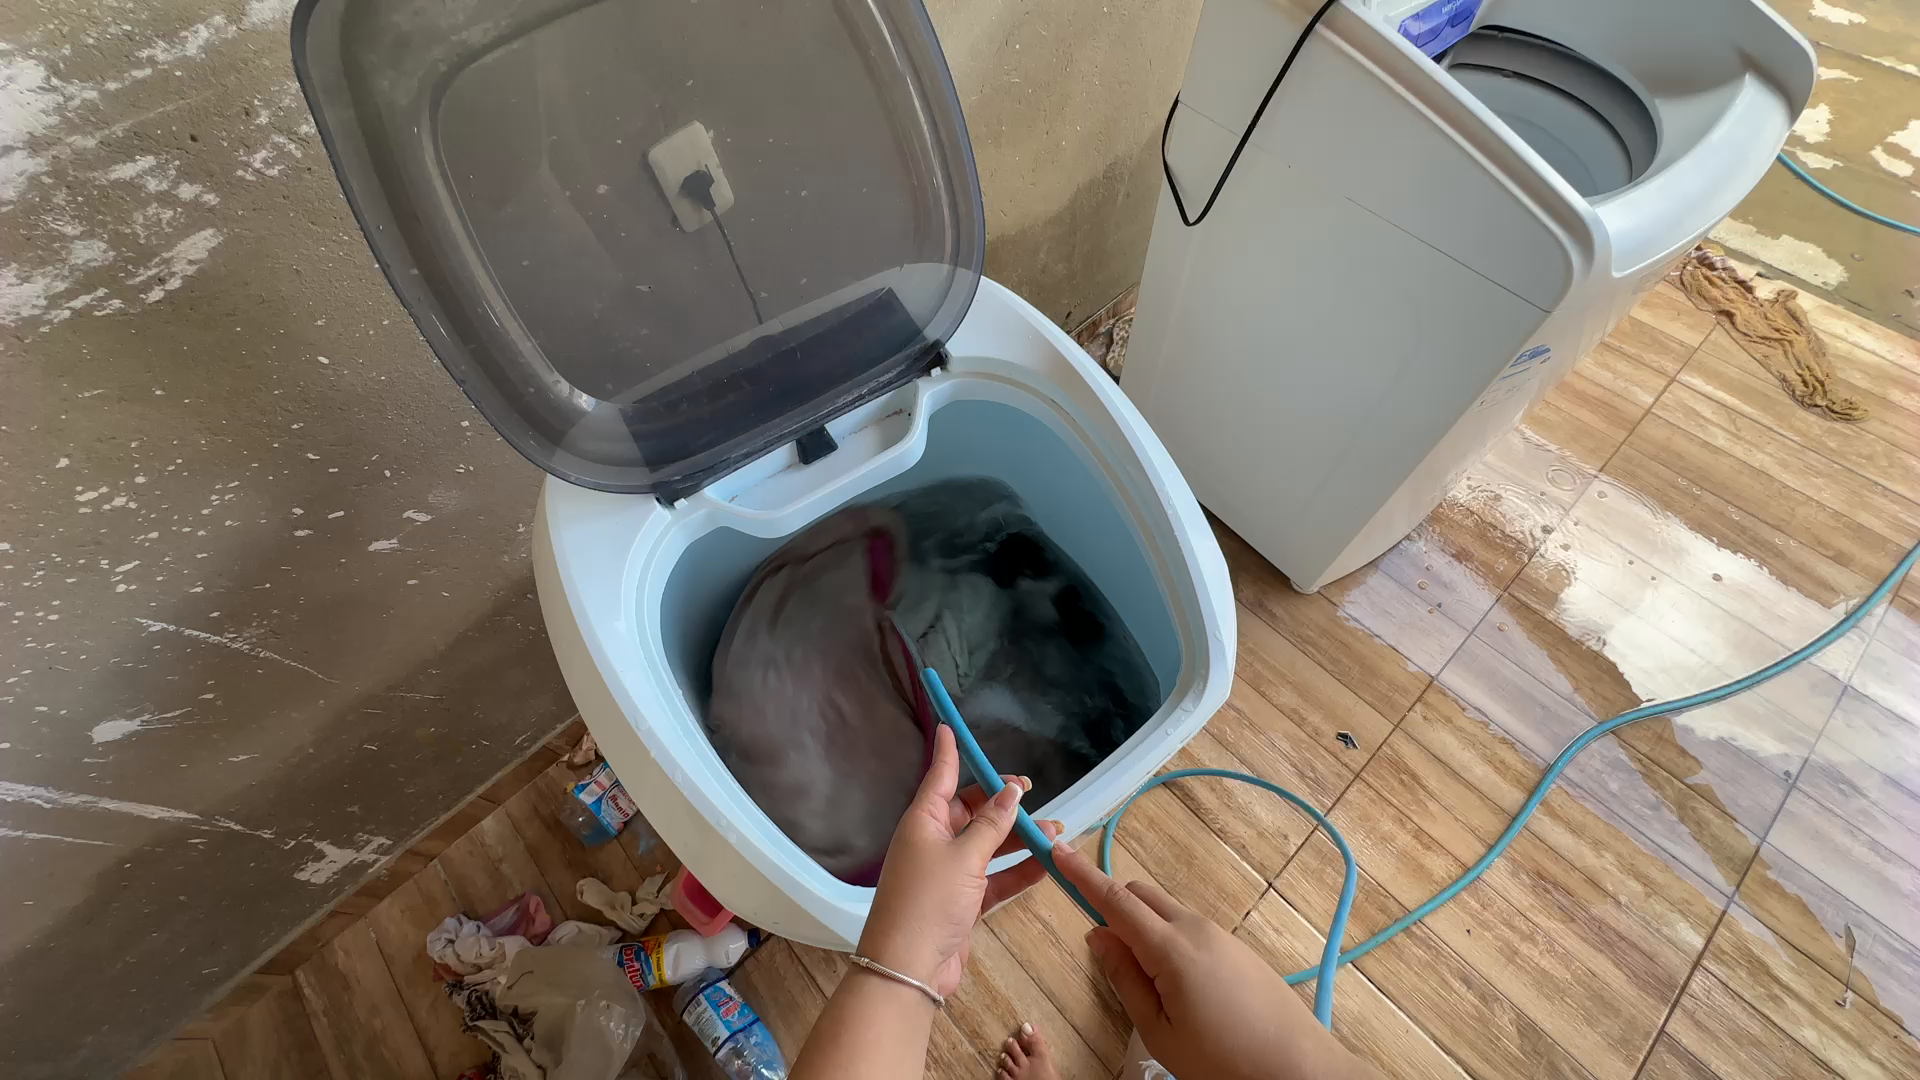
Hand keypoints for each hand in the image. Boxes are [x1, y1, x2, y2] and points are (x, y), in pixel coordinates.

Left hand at [858, 725, 1062, 996]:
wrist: (909, 969)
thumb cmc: (929, 900)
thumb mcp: (964, 857)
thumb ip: (992, 825)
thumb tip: (1011, 792)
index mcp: (924, 820)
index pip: (939, 775)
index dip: (948, 751)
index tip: (951, 725)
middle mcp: (934, 839)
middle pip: (970, 809)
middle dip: (1000, 801)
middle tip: (1029, 791)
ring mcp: (948, 871)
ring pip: (987, 843)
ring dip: (1017, 838)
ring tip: (1054, 829)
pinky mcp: (962, 900)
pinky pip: (994, 876)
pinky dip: (1017, 870)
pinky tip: (1046, 864)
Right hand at [1053, 838, 1377, 1079]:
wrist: (1304, 1073)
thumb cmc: (1224, 1063)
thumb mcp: (1161, 1034)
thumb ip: (1125, 979)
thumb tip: (1099, 936)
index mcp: (1169, 947)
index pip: (1114, 898)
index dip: (1082, 874)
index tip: (1057, 849)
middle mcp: (1193, 926)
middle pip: (1139, 893)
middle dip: (1113, 902)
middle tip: (1106, 948)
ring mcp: (1219, 933)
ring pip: (1164, 911)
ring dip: (1143, 927)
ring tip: (1152, 988)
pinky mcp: (1237, 947)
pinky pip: (1188, 927)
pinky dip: (1168, 939)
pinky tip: (1183, 989)